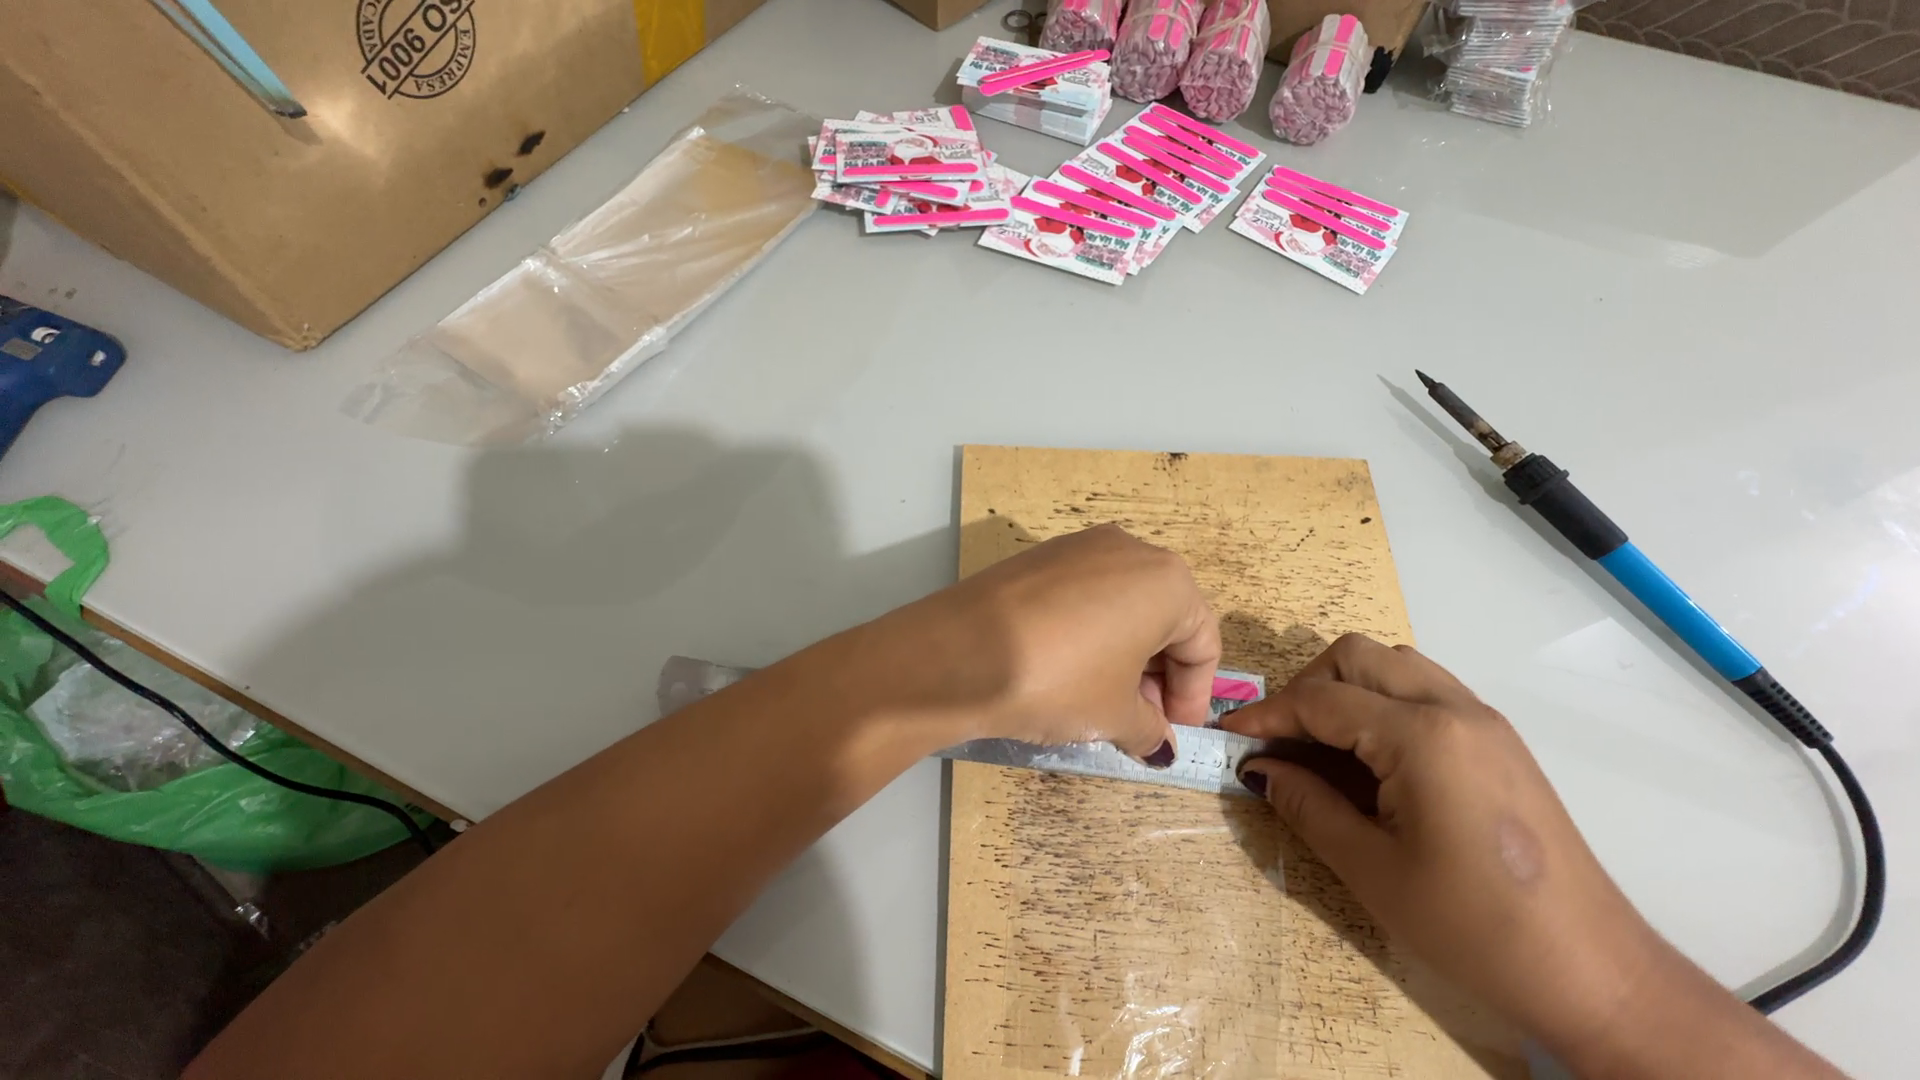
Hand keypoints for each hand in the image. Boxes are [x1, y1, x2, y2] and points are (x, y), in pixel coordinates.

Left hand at [870, 523, 1219, 763]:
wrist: (958, 653)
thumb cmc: (1058, 681)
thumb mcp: (1114, 716)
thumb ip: (1150, 730)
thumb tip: (1159, 744)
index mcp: (1167, 581)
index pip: (1202, 644)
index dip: (1192, 697)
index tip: (1173, 733)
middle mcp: (1129, 550)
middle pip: (1162, 619)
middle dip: (1156, 675)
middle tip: (1138, 721)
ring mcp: (1079, 548)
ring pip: (1121, 605)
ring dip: (1123, 654)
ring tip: (1100, 701)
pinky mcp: (1038, 557)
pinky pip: (1083, 597)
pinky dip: (1088, 632)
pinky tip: (1065, 670)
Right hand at [1221, 634, 1668, 1055]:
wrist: (1594, 972)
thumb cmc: (1472, 926)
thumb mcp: (1370, 869)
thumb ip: (1305, 803)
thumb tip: (1257, 767)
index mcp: (1422, 736)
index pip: (1321, 701)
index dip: (1265, 716)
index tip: (1226, 737)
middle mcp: (1454, 708)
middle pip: (1357, 656)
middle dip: (1305, 687)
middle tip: (1280, 740)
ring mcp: (1483, 719)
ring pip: (1394, 664)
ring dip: (1345, 686)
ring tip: (1320, 742)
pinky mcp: (1498, 739)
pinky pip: (1424, 688)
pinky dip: (1381, 699)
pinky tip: (1369, 754)